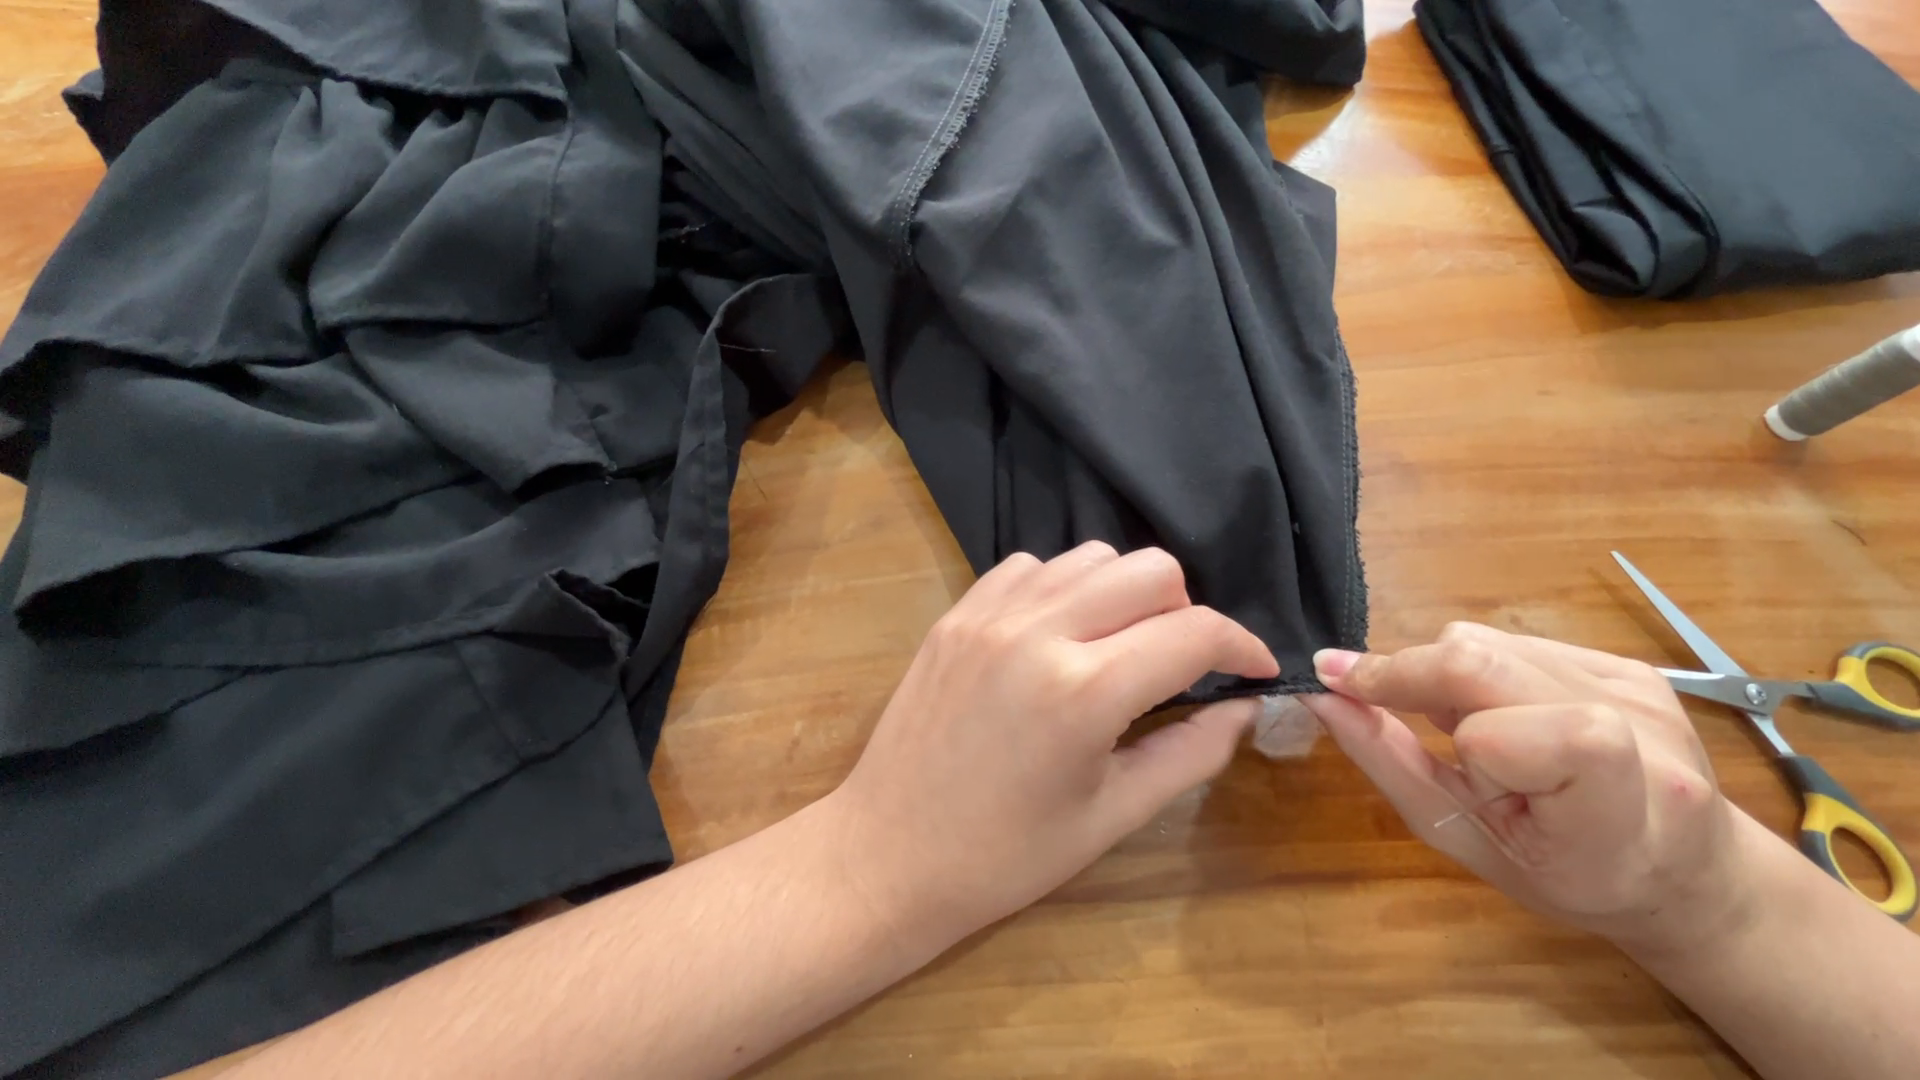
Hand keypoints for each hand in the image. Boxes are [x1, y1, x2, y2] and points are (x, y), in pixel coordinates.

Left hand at [828, 542, 1278, 948]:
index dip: (1241, 645)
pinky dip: (1063, 588)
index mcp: (1085, 691)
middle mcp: (1038, 632)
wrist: (888, 852)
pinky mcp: (957, 613)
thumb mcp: (1112, 815)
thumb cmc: (1005, 855)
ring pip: (1091, 557)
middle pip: (1150, 570)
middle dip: (1185, 611)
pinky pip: (1031, 567)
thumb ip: (1190, 753)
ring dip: (1125, 593)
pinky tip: (1058, 635)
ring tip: (1118, 647)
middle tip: (1178, 664)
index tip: (1253, 669)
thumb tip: (1243, 708)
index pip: (1194, 631)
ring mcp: (990, 614)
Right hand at [1302, 623, 1755, 954]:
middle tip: (1366, 697)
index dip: (1453, 726)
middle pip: (1488, 662)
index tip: (1362, 705)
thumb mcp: (1461, 839)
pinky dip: (1476, 668)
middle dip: (1410, 673)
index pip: (1521, 733)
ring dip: (1441, 673)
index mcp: (1613, 815)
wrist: (1680, 868)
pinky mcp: (1628, 663)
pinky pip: (1513, 640)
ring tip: (1457, 728)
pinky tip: (1496, 711)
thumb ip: (1386, 760)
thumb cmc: (1562, 875)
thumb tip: (1319, 693)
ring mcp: (1639, 690)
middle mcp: (1643, 738)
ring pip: (1489, 641)